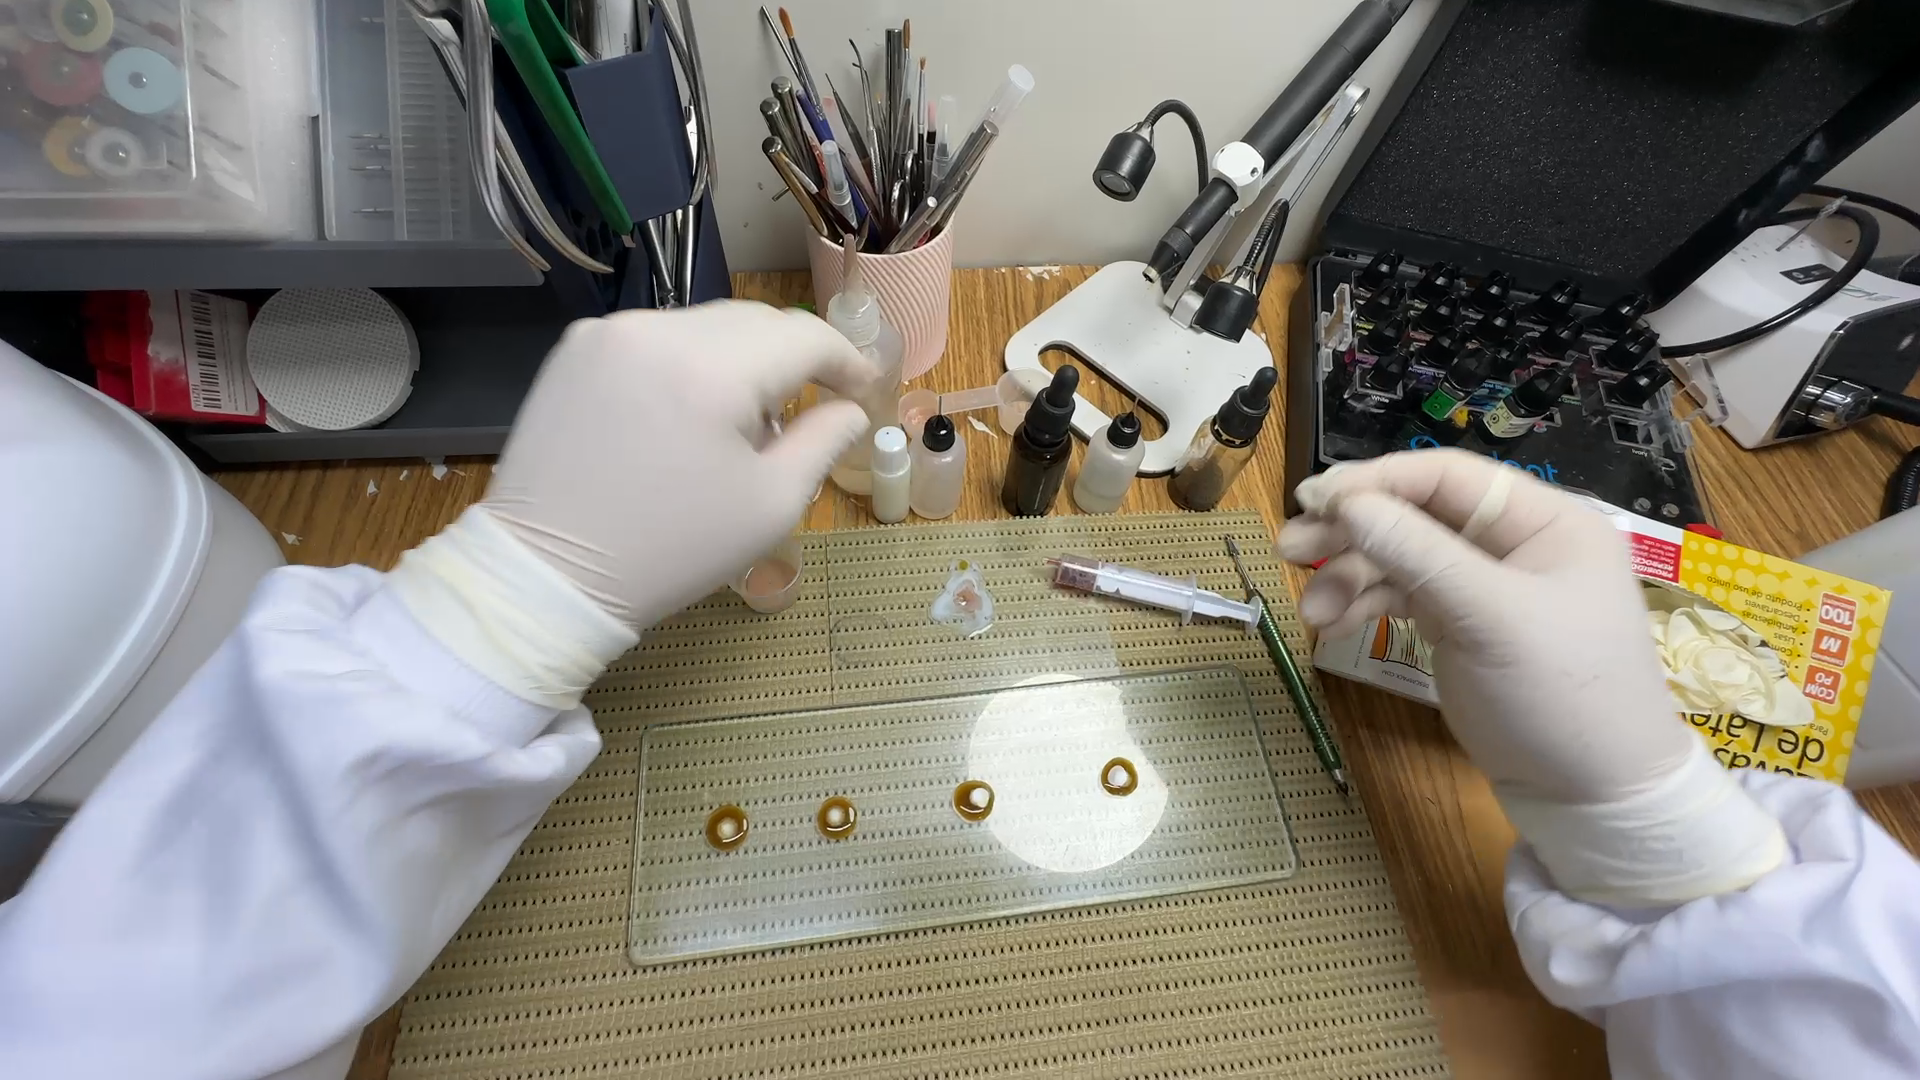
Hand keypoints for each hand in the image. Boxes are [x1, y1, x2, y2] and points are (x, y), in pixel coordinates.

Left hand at [482, 300, 877, 630]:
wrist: (550, 573)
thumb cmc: (674, 549)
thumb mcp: (772, 505)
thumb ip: (824, 442)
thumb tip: (848, 409)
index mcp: (712, 372)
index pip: (804, 337)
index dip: (846, 359)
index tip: (864, 388)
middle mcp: (658, 331)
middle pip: (757, 322)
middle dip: (797, 359)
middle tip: (814, 407)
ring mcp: (610, 333)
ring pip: (709, 327)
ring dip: (744, 362)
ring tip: (744, 424)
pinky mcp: (578, 348)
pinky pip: (662, 338)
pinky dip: (694, 363)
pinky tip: (690, 414)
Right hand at [1277, 449, 1782, 904]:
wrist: (1589, 796)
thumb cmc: (1560, 696)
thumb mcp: (1491, 618)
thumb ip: (1418, 555)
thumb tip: (1344, 503)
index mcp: (1542, 521)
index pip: (1444, 477)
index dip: (1375, 482)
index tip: (1311, 501)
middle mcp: (1507, 542)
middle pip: (1409, 514)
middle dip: (1348, 533)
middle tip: (1289, 548)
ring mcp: (1476, 583)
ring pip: (1393, 558)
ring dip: (1345, 578)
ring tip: (1310, 611)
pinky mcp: (1453, 619)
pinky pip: (1394, 595)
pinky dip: (1359, 606)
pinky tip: (1329, 626)